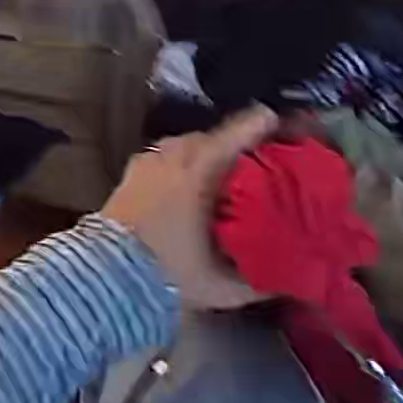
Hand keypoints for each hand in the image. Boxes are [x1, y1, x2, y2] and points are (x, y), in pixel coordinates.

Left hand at [100, 105, 278, 308]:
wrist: (109, 273)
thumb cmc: (169, 272)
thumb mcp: (223, 284)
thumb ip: (261, 281)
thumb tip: (294, 277)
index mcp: (198, 172)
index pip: (233, 137)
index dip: (256, 125)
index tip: (274, 118)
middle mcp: (172, 158)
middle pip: (208, 137)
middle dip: (231, 142)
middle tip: (253, 156)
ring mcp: (147, 162)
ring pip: (183, 144)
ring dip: (203, 150)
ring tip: (221, 169)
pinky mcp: (130, 173)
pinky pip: (162, 155)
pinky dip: (178, 159)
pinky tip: (185, 179)